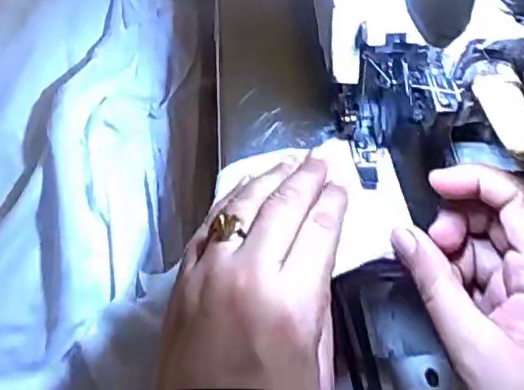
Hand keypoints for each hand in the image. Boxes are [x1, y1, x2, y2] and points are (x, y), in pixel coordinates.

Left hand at [157, 152, 349, 389]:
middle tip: (321, 161)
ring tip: (288, 163)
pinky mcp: (182, 283)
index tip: (341, 185)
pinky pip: (208, 225)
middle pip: (284, 205)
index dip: (334, 200)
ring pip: (242, 204)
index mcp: (291, 304)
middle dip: (307, 177)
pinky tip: (245, 188)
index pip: (320, 228)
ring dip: (269, 177)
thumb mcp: (315, 362)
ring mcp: (209, 276)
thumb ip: (318, 299)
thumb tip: (320, 248)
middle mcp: (249, 278)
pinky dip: (230, 201)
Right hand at [391, 165, 523, 389]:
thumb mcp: (473, 348)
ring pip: (490, 246)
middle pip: (501, 218)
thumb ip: (435, 286)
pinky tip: (446, 290)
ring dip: (457, 249)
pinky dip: (462, 275)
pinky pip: (488, 275)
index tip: (437, 182)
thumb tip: (404, 236)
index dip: (475, 180)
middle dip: (459, 219)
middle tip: (430, 242)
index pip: (516, 199)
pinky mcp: (522, 313)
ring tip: (435, 272)